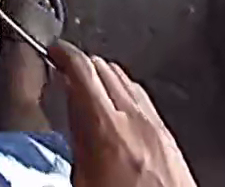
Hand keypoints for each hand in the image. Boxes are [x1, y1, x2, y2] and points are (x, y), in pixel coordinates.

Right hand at [54, 41, 196, 186]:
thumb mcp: (84, 182)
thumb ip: (77, 136)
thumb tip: (70, 108)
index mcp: (106, 128)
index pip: (82, 67)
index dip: (63, 52)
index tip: (54, 51)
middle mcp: (133, 119)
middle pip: (102, 65)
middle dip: (82, 66)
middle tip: (67, 76)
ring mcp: (155, 126)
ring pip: (124, 77)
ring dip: (103, 77)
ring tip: (91, 92)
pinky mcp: (170, 138)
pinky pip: (143, 97)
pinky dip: (125, 92)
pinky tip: (119, 110)